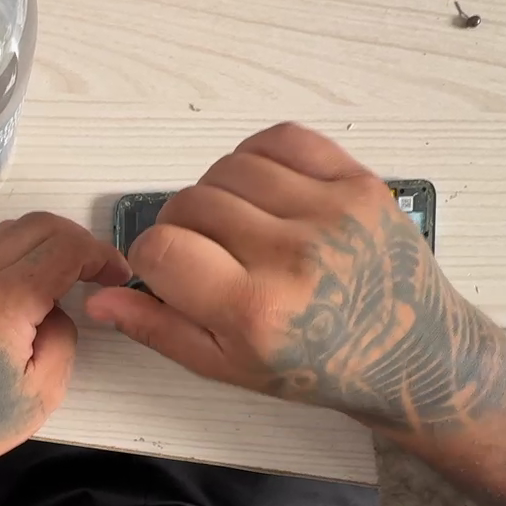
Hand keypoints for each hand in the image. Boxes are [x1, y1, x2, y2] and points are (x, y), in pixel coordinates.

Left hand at [0, 212, 130, 487]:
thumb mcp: (43, 390)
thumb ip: (64, 336)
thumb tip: (59, 308)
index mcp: (5, 302)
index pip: (65, 248)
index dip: (101, 255)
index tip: (119, 277)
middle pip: (41, 225)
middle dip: (81, 240)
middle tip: (101, 273)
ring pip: (15, 228)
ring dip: (52, 239)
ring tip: (74, 273)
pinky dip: (26, 246)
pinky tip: (39, 278)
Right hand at [86, 123, 505, 435]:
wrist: (408, 352)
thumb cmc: (307, 366)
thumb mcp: (222, 365)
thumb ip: (156, 329)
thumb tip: (97, 299)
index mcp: (251, 309)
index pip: (160, 249)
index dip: (147, 258)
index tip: (165, 273)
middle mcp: (289, 254)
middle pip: (189, 203)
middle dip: (178, 228)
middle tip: (202, 256)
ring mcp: (328, 211)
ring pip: (227, 167)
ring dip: (213, 193)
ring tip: (231, 225)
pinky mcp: (358, 181)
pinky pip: (281, 139)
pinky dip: (253, 158)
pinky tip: (257, 191)